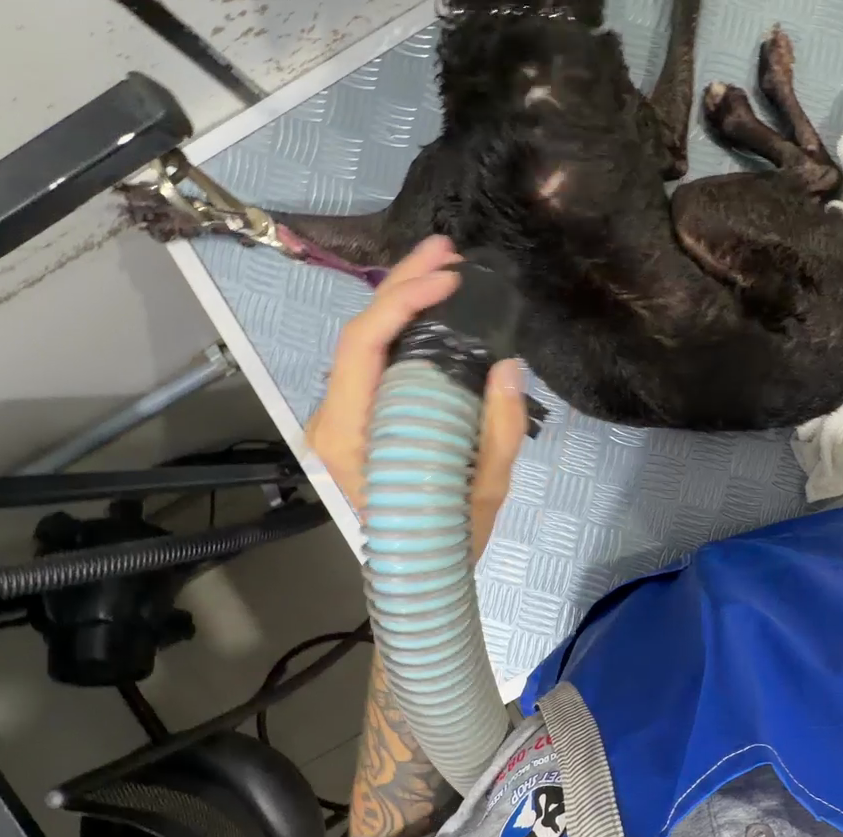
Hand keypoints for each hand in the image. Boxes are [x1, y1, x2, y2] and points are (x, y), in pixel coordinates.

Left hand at [305, 235, 527, 557]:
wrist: (417, 578)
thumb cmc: (447, 542)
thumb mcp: (483, 494)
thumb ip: (498, 433)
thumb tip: (508, 366)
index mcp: (351, 438)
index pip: (361, 349)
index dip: (401, 301)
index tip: (450, 279)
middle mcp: (334, 422)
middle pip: (357, 335)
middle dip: (402, 284)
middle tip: (449, 251)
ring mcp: (342, 420)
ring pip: (362, 344)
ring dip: (401, 300)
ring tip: (444, 269)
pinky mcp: (358, 422)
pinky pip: (374, 363)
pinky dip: (401, 329)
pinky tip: (432, 310)